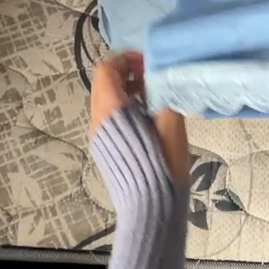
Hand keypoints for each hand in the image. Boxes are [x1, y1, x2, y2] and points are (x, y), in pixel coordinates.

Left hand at [88, 51, 190, 185]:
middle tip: (155, 76)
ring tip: (155, 95)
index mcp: (112, 112)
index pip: (106, 70)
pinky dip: (127, 105)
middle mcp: (98, 121)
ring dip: (128, 88)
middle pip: (104, 82)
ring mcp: (98, 135)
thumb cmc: (163, 165)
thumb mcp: (171, 125)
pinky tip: (150, 115)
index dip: (126, 59)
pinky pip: (110, 115)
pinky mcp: (104, 146)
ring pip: (107, 98)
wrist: (150, 208)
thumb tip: (166, 78)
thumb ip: (165, 96)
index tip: (149, 63)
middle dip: (128, 72)